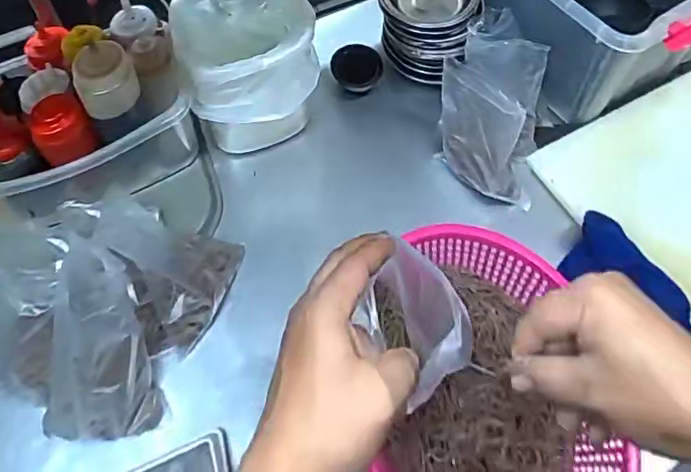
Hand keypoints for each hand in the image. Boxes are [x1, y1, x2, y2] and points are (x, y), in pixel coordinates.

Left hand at [242, 234, 418, 471]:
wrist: (288, 462)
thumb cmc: (333, 419)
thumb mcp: (383, 391)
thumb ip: (402, 362)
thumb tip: (402, 356)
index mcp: (322, 308)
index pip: (351, 266)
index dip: (374, 250)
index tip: (394, 240)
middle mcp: (305, 311)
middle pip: (331, 268)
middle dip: (356, 252)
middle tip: (382, 244)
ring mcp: (297, 333)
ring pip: (325, 290)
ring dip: (348, 277)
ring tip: (374, 277)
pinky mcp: (297, 354)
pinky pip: (324, 312)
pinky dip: (343, 301)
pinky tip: (359, 325)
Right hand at [505, 273, 690, 471]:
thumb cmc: (653, 397)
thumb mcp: (589, 390)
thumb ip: (542, 377)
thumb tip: (513, 373)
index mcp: (586, 292)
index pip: (536, 319)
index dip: (524, 355)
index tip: (521, 388)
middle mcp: (602, 287)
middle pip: (560, 331)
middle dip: (556, 375)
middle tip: (559, 414)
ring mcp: (625, 304)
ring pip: (582, 342)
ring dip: (577, 383)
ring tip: (583, 424)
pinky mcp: (643, 325)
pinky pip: (605, 344)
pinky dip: (600, 375)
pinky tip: (604, 415)